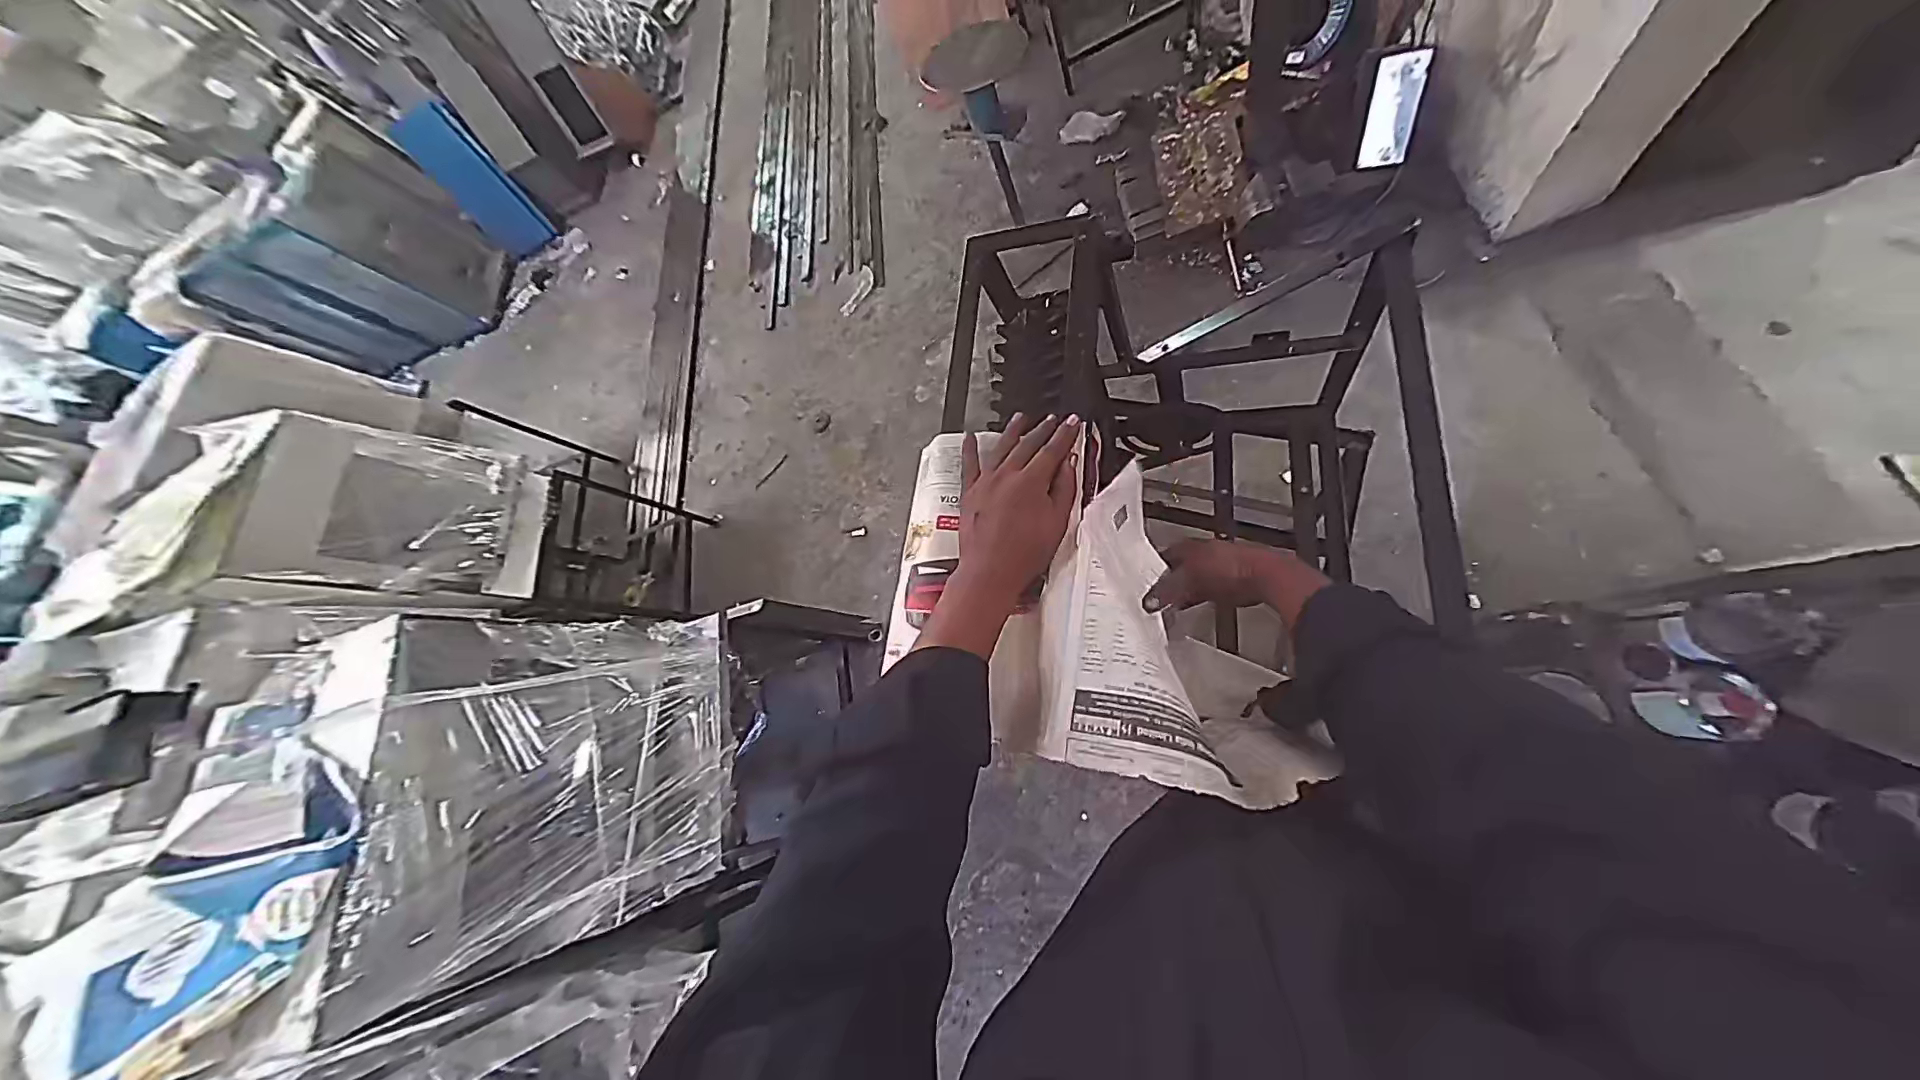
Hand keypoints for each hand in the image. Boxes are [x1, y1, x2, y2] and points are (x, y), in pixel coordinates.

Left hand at [914, 413, 1080, 658]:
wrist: (989, 572)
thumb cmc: (1023, 554)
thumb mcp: (1057, 522)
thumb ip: (1064, 488)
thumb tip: (1068, 466)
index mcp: (1031, 481)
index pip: (1053, 449)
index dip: (1066, 434)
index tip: (1073, 423)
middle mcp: (1007, 476)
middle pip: (1028, 444)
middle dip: (1044, 429)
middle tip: (1053, 420)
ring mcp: (986, 482)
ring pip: (1001, 447)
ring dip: (1014, 431)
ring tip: (1022, 419)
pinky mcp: (970, 493)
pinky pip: (969, 464)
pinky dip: (970, 449)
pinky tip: (970, 437)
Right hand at [1143, 539, 1329, 629]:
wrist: (1266, 577)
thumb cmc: (1230, 571)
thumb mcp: (1187, 583)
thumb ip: (1166, 592)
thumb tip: (1150, 601)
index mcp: (1190, 546)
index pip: (1165, 555)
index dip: (1155, 569)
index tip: (1149, 582)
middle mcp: (1206, 550)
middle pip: (1181, 565)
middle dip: (1172, 579)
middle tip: (1162, 594)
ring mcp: (1223, 562)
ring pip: (1198, 575)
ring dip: (1189, 588)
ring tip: (1180, 602)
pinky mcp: (1237, 576)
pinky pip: (1214, 585)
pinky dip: (1205, 593)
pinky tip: (1204, 602)